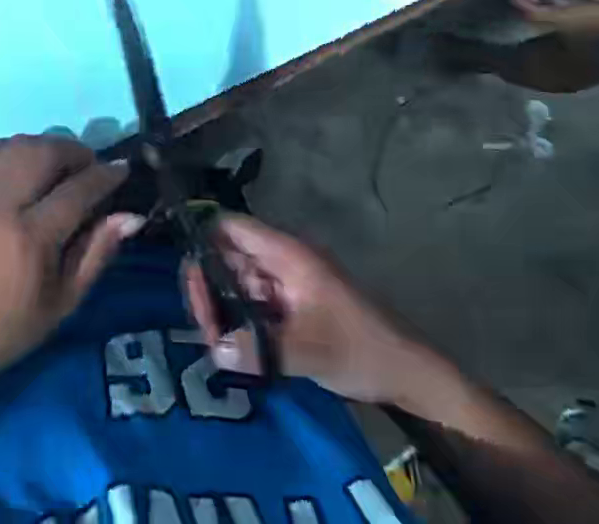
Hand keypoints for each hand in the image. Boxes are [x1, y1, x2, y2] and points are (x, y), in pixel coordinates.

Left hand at [0, 135, 142, 377]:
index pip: (76, 190)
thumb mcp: (67, 299)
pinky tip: (28, 165)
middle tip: (92, 169)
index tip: (123, 170)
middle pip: (45, 152)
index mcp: (30, 238)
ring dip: (48, 145)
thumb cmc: (14, 324)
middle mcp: (1, 206)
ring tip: (64, 166)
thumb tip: (132, 215)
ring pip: (18, 144)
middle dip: (76, 152)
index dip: (105, 176)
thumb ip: (99, 250)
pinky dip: (14, 147)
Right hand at [183, 215, 427, 403]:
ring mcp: (286, 281)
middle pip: (228, 255)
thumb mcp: (309, 350)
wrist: (404, 370)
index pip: (231, 227)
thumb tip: (215, 348)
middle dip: (209, 286)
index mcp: (287, 253)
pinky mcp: (290, 304)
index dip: (204, 244)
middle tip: (207, 330)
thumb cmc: (359, 348)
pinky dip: (239, 319)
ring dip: (223, 306)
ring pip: (238, 280)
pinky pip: (252, 301)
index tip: (193, 285)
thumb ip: (260, 348)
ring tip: (217, 342)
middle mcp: (282, 260)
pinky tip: (234, 346)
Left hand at [512, 0, 598, 36]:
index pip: (536, 14)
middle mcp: (575, 29)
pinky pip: (570, 19)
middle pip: (544, 19)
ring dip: (544, 6)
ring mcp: (588, 32)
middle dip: (530, 4)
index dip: (521, 2)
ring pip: (556, 20)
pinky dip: (559, 8)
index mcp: (573, 19)